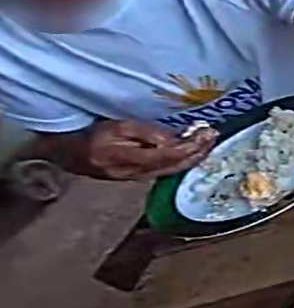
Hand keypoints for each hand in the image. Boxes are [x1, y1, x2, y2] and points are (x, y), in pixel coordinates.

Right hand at [52, 119, 217, 179]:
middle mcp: (132, 173)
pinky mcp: (140, 179)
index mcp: (122, 159)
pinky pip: (169, 171)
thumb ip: (151, 134)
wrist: (66, 152)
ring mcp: (137, 179)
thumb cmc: (92, 136)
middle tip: (213, 136)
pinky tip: (195, 151)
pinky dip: (185, 161)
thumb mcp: (120, 127)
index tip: (208, 133)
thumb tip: (180, 139)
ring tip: (209, 142)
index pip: (169, 155)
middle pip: (177, 164)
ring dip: (196, 156)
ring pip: (176, 169)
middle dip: (200, 151)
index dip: (192, 146)